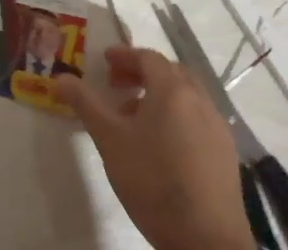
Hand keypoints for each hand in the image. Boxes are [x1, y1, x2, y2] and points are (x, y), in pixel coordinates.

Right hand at [54, 47, 254, 249]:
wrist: (206, 240)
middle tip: (118, 85)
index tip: (104, 62)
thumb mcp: (109, 139)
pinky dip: (178, 117)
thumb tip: (60, 77)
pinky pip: (199, 120)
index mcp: (173, 92)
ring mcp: (218, 130)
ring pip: (188, 98)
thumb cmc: (152, 180)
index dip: (124, 55)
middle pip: (173, 73)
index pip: (149, 58)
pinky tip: (161, 145)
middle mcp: (201, 103)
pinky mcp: (226, 156)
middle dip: (144, 72)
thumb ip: (85, 103)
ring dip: (161, 95)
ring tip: (135, 117)